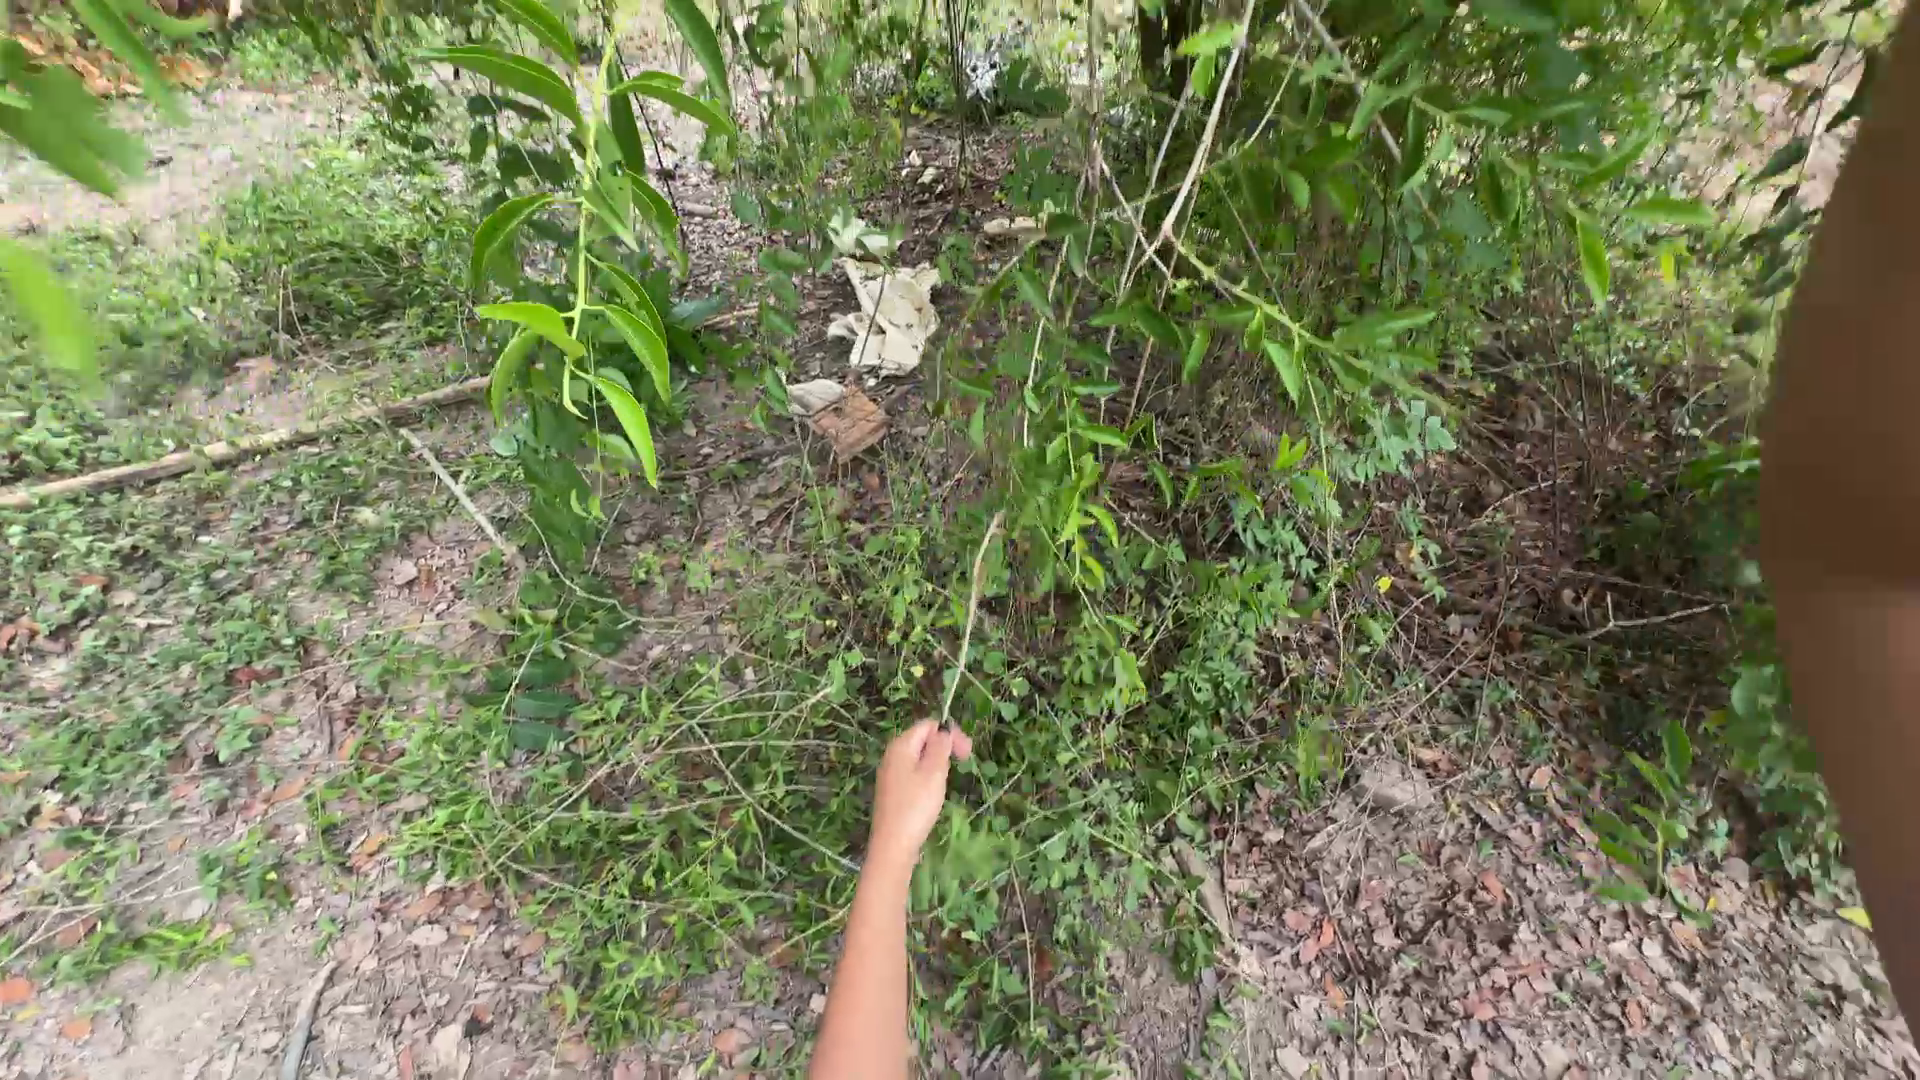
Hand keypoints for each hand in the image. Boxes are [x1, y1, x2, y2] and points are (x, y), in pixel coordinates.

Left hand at [868, 720, 972, 869]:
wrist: (893, 845)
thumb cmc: (916, 806)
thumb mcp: (933, 773)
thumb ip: (940, 746)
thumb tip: (943, 730)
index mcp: (901, 745)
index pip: (928, 725)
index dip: (950, 733)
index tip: (967, 752)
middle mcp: (892, 755)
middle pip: (923, 739)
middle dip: (945, 746)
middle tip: (964, 762)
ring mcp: (890, 773)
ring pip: (920, 757)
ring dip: (938, 762)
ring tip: (946, 780)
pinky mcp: (893, 790)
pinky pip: (913, 772)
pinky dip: (927, 775)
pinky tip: (933, 792)